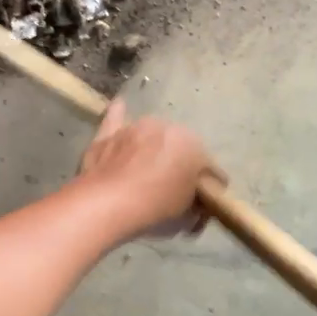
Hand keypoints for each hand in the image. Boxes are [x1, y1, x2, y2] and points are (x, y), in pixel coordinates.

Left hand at [75, 99, 224, 238]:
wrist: (110, 200)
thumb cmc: (157, 205)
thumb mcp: (190, 211)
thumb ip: (198, 199)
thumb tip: (198, 200)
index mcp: (193, 144)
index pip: (208, 168)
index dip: (205, 187)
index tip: (199, 200)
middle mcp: (164, 127)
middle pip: (177, 147)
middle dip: (177, 163)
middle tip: (169, 186)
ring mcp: (133, 128)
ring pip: (149, 136)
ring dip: (150, 147)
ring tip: (145, 168)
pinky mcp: (108, 133)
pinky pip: (115, 118)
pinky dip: (118, 113)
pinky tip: (120, 105)